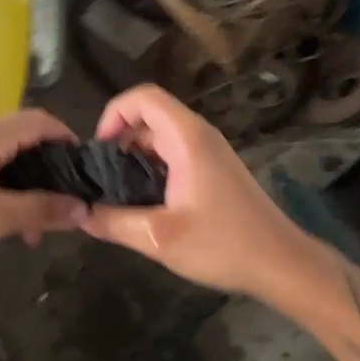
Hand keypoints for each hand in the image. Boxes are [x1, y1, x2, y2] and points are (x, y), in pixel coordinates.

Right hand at [80, 85, 313, 295]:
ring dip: (135, 156)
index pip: (143, 97)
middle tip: (100, 177)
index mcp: (187, 138)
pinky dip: (153, 168)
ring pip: (161, 137)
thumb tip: (79, 214)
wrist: (280, 263)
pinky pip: (175, 154)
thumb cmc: (223, 245)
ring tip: (116, 192)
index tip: (98, 150)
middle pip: (150, 116)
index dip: (114, 113)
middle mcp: (199, 135)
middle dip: (119, 139)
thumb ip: (115, 222)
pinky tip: (144, 202)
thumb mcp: (159, 238)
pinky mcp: (214, 170)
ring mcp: (210, 152)